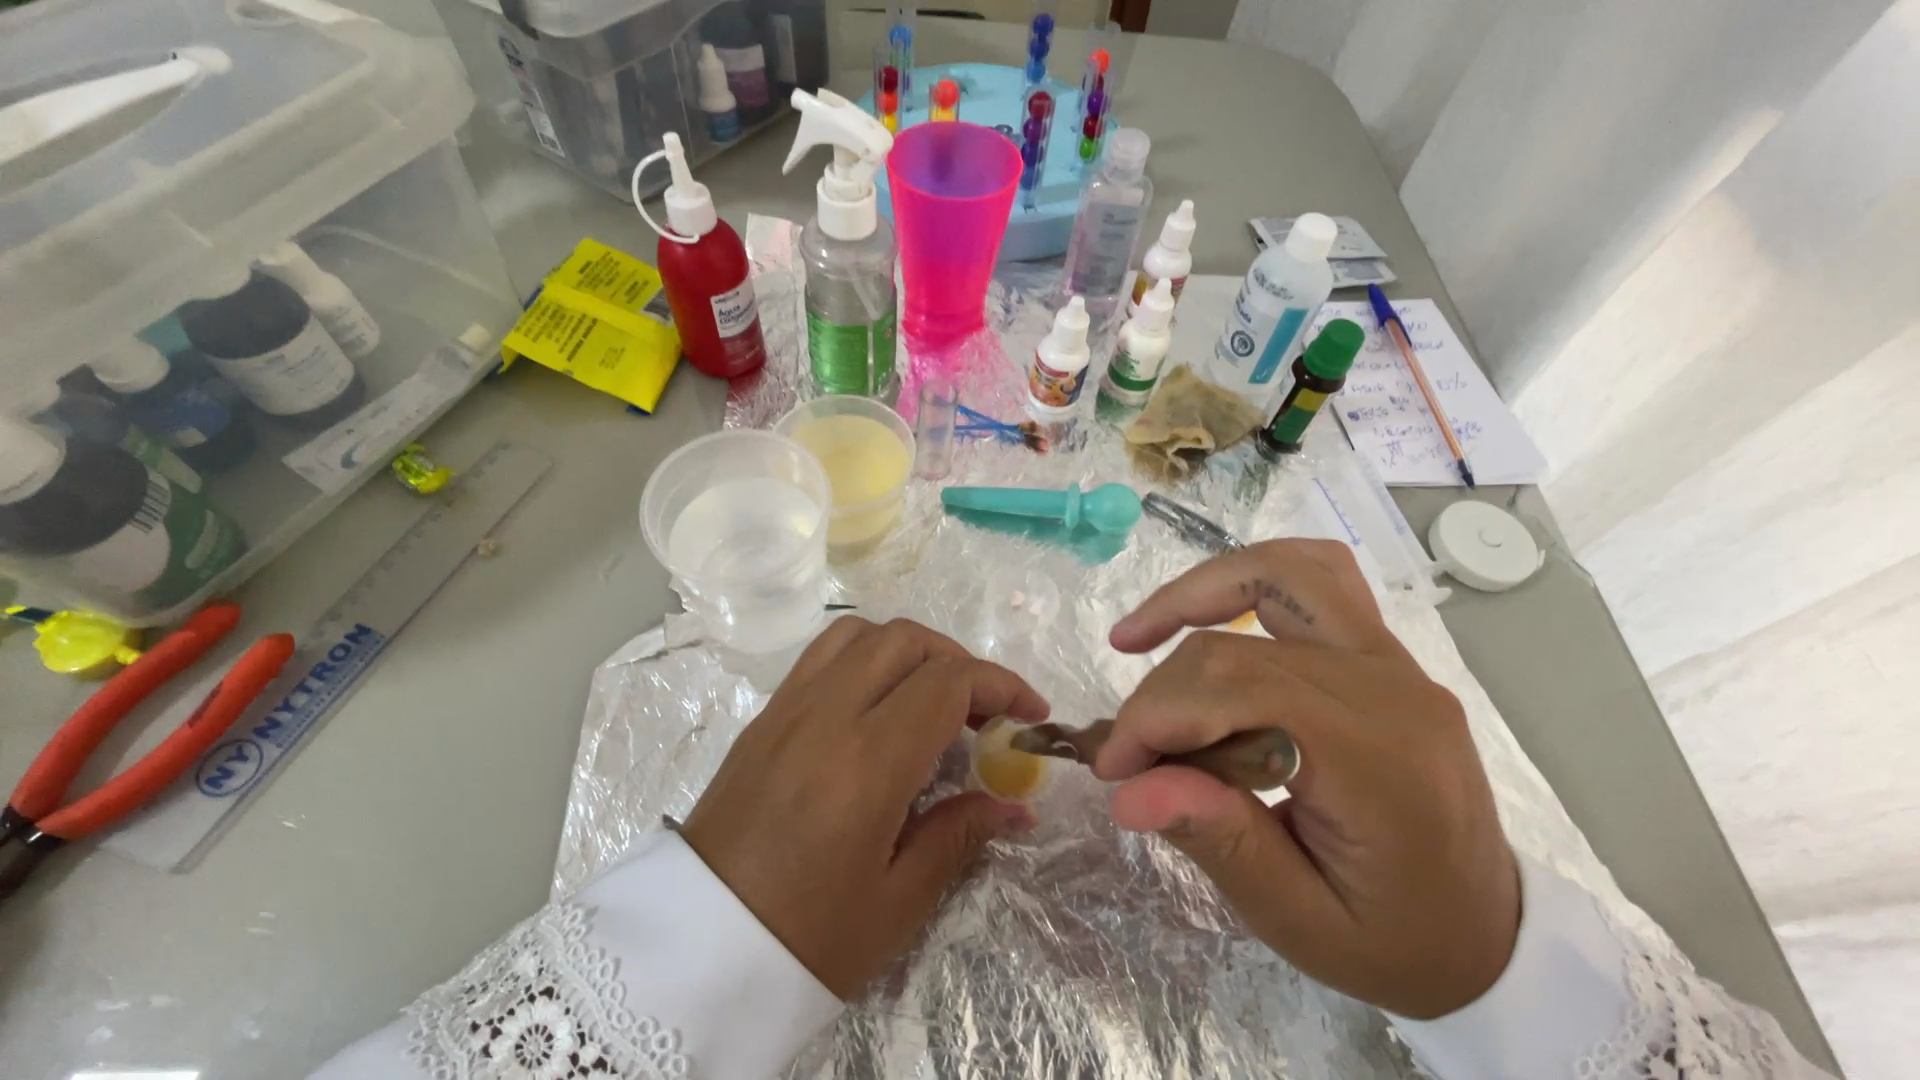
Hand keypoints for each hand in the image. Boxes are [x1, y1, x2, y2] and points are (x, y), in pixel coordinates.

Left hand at [682, 616, 1048, 998]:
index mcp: (866, 762)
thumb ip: (960, 835)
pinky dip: (866, 660)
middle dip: (960, 661)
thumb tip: (1017, 806)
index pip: (946, 682)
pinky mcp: (763, 719)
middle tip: (986, 711)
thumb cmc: (804, 938)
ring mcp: (786, 710)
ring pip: (859, 635)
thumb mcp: (897, 901)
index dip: (1001, 686)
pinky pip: (822, 658)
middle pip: (905, 640)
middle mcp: (825, 715)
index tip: (1032, 715)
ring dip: (910, 651)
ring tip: (934, 699)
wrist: (695, 951)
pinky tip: (879, 710)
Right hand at [1099, 540, 1519, 1018]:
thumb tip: (1127, 791)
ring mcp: (1396, 663)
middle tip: (1129, 755)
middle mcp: (1392, 691)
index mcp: (1378, 764)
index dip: (1158, 717)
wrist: (1491, 936)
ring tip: (1136, 636)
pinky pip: (1318, 578)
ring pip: (1282, 576)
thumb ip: (1221, 844)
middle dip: (1162, 692)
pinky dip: (1250, 580)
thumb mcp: (1301, 922)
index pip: (1240, 692)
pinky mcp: (1387, 657)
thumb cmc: (1397, 942)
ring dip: (1196, 595)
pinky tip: (1209, 612)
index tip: (1114, 770)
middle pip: (1239, 647)